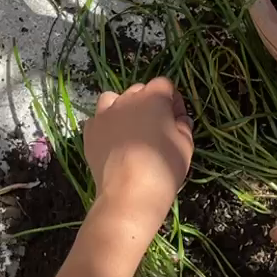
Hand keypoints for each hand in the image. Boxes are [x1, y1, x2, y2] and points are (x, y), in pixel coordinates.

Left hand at [83, 78, 192, 225]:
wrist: (130, 192)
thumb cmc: (164, 167)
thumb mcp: (186, 145)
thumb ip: (184, 126)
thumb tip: (180, 119)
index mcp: (154, 97)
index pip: (165, 85)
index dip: (173, 101)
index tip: (177, 119)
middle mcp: (127, 99)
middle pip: (140, 90)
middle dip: (150, 104)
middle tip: (157, 128)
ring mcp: (105, 114)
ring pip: (115, 99)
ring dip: (124, 108)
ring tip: (131, 129)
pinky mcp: (90, 131)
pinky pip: (99, 118)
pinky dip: (106, 124)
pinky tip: (113, 141)